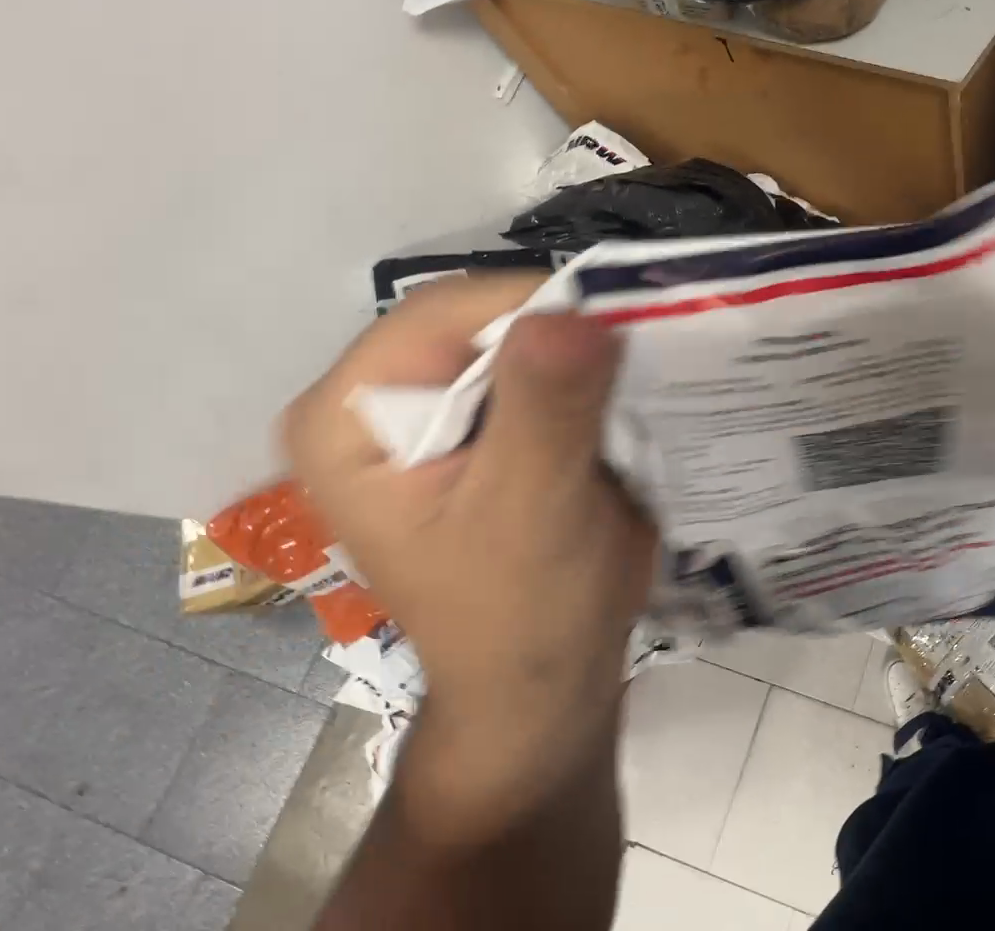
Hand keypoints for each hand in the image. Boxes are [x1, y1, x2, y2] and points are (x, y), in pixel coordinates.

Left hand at [281, 274, 655, 834]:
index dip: (535, 309)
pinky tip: (633, 407)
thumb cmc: (526, 611)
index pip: (441, 314)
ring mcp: (437, 420)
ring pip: (522, 349)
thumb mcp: (533, 510)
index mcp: (349, 417)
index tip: (623, 331)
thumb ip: (546, 412)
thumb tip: (577, 313)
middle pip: (483, 325)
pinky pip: (546, 382)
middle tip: (645, 359)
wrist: (547, 684)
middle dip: (567, 339)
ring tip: (646, 384)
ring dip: (588, 362)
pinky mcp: (489, 437)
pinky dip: (593, 387)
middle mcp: (381, 404)